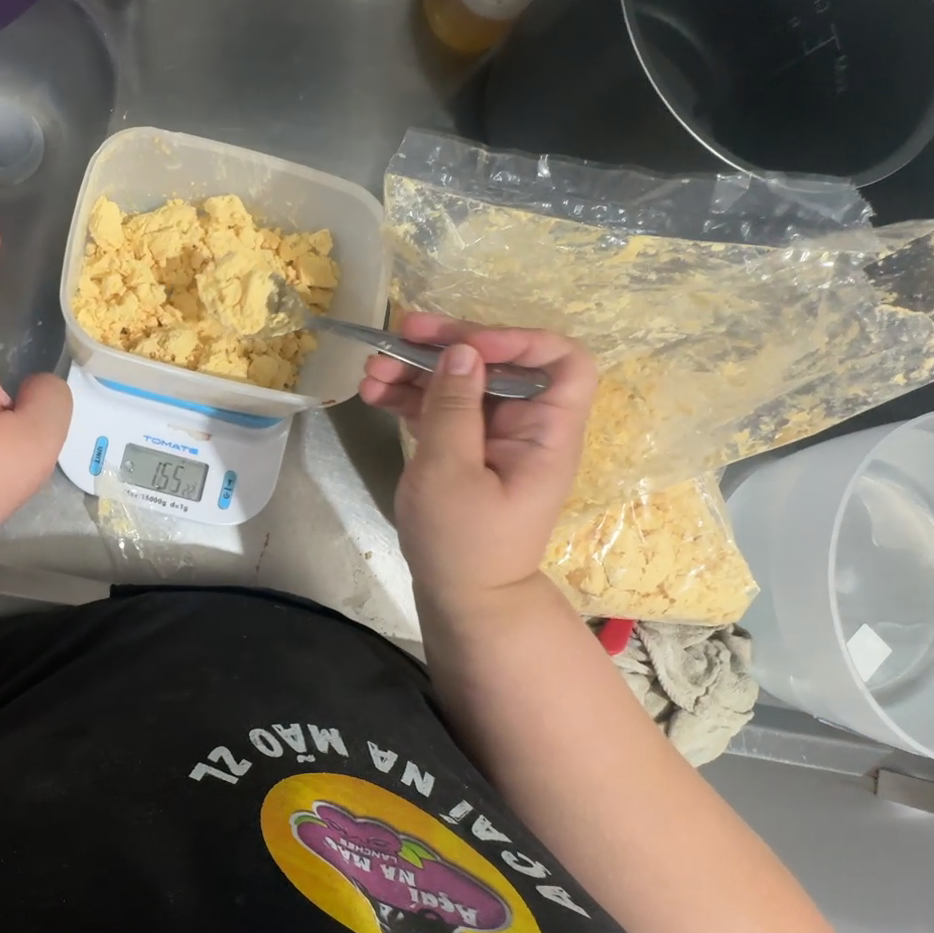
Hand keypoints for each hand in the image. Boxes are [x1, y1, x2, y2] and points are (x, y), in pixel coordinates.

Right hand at [360, 313, 596, 617]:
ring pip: (461, 384)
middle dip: (448, 347)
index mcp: (546, 433)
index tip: (466, 347)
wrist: (462, 597)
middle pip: (496, 366)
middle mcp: (524, 427)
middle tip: (400, 335)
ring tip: (371, 370)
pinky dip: (410, 398)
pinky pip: (441, 410)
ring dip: (417, 371)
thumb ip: (454, 409)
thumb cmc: (462, 541)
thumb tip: (461, 351)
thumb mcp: (450, 473)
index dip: (519, 342)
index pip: (561, 363)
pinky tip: (375, 392)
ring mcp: (491, 438)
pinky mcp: (462, 450)